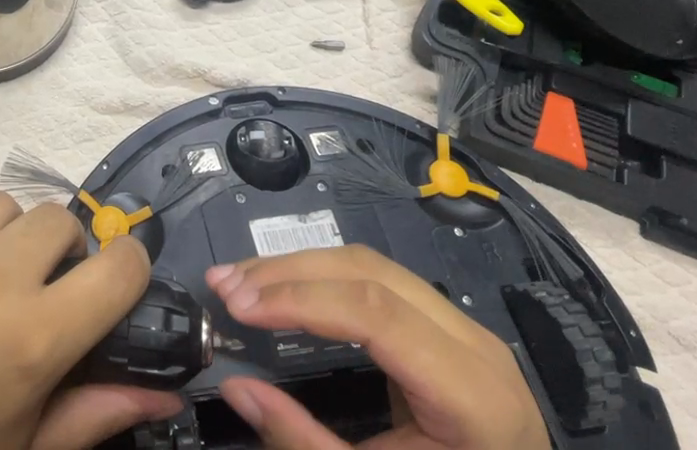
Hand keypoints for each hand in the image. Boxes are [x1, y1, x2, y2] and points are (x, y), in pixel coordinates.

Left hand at [0, 191, 181, 449]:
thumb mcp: (19, 445)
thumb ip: (93, 411)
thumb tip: (166, 392)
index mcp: (30, 338)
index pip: (118, 267)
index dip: (128, 269)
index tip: (114, 281)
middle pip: (57, 220)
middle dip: (60, 251)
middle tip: (35, 290)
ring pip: (1, 203)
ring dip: (4, 235)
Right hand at [205, 246, 544, 449]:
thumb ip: (304, 442)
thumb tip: (237, 389)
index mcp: (472, 392)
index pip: (376, 313)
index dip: (301, 300)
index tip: (238, 308)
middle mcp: (473, 342)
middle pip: (368, 273)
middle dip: (288, 272)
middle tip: (223, 286)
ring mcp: (463, 326)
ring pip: (368, 264)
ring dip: (297, 266)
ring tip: (238, 280)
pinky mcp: (445, 324)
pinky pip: (376, 280)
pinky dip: (320, 277)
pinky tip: (281, 287)